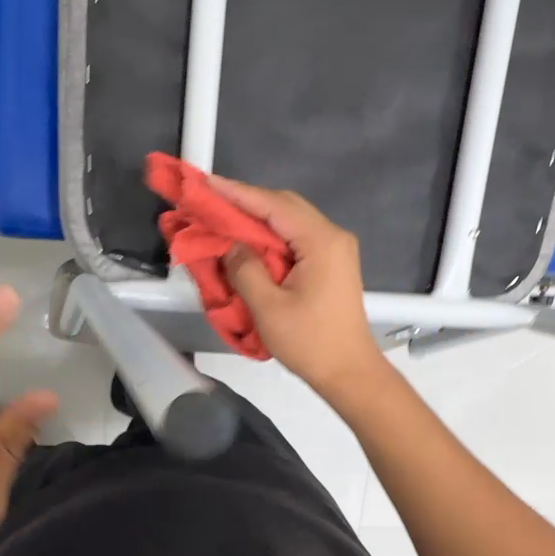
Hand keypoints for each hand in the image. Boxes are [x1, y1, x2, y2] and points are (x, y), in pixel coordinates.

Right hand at [213, 178, 390, 403]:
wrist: (348, 372)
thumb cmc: (310, 343)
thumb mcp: (268, 308)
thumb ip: (245, 270)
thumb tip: (231, 245)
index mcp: (321, 241)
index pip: (273, 205)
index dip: (237, 193)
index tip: (206, 183)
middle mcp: (331, 236)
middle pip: (283, 207)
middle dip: (246, 203)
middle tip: (210, 201)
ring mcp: (334, 250)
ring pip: (289, 223)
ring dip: (256, 221)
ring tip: (223, 220)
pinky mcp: (330, 265)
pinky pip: (295, 241)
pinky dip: (269, 239)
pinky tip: (248, 245)